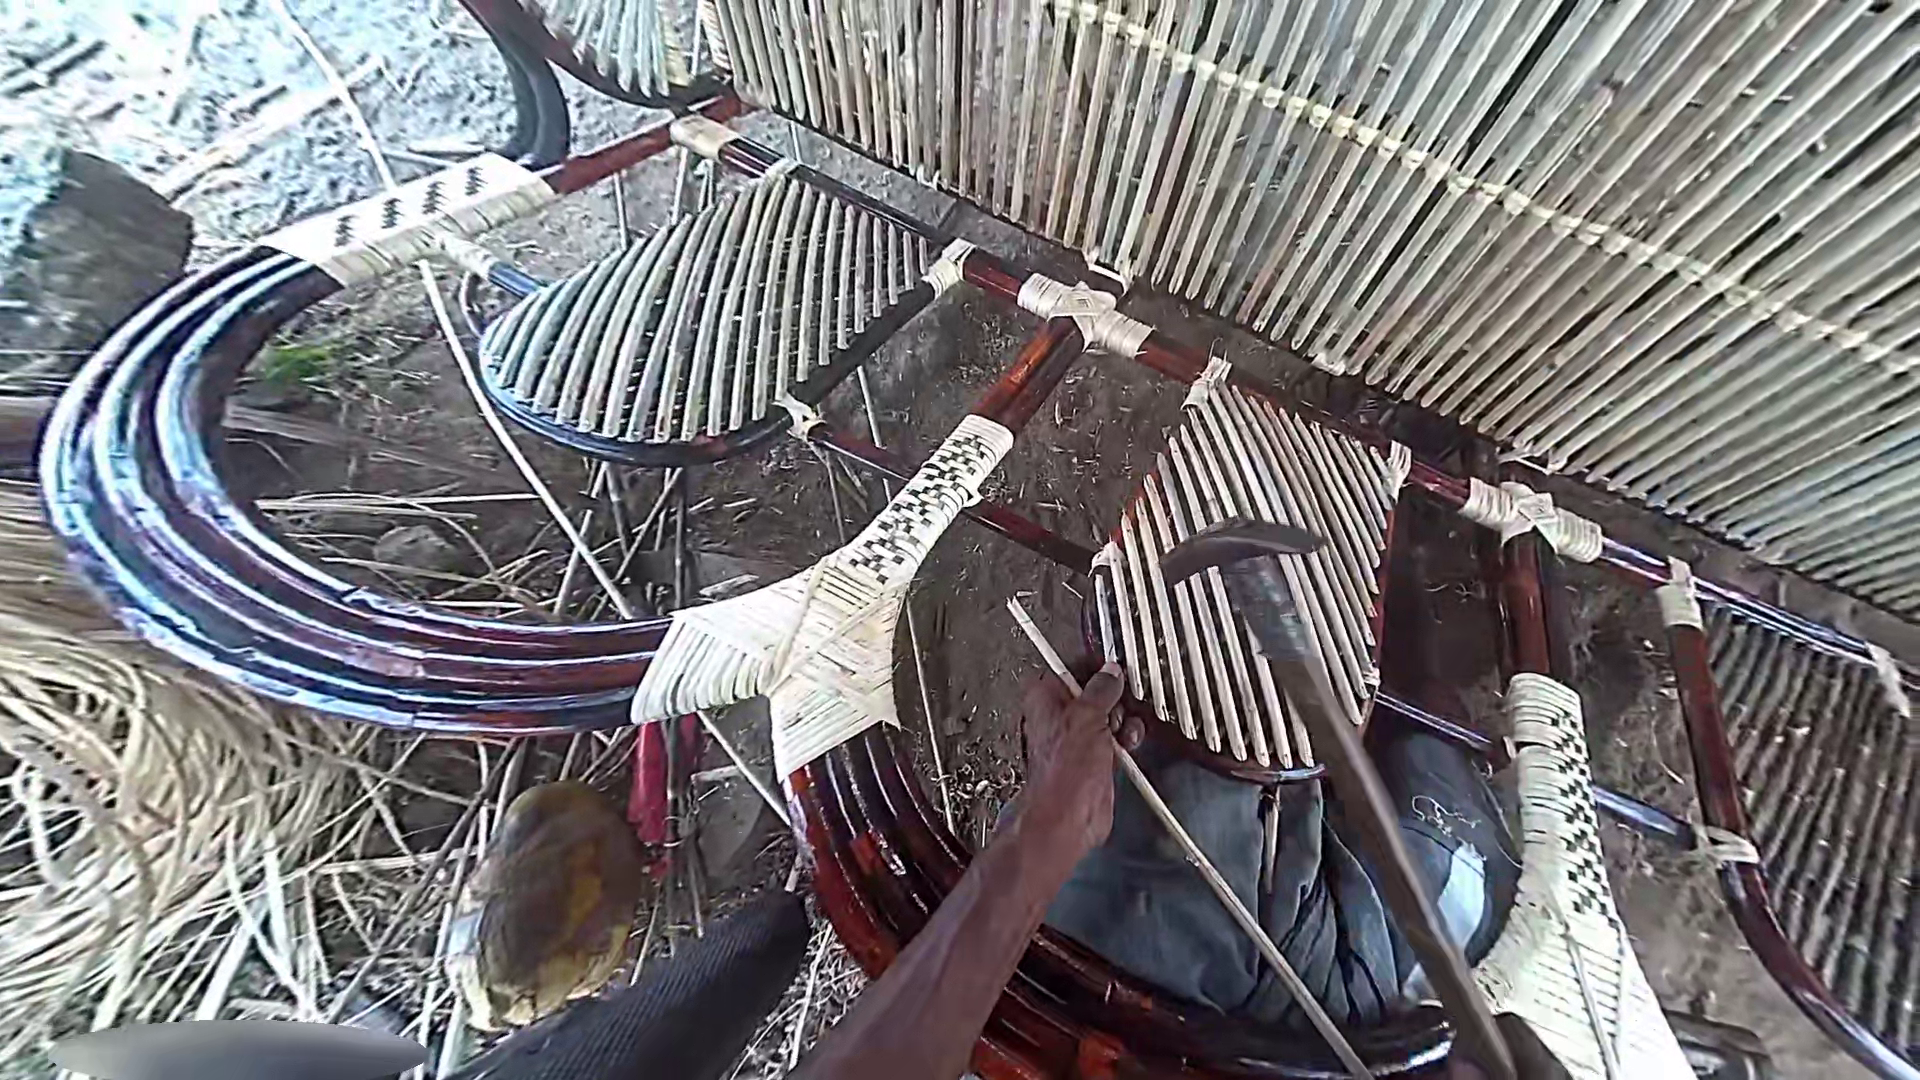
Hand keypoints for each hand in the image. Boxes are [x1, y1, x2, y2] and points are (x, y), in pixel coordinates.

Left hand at [1019, 662, 1136, 853]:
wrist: (1069, 816)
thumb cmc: (1064, 770)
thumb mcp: (1087, 717)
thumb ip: (1101, 690)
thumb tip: (1110, 671)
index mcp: (1046, 697)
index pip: (1073, 668)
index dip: (1096, 668)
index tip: (1115, 668)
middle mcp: (1059, 715)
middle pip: (1095, 692)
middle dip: (1114, 698)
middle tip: (1119, 705)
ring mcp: (1077, 736)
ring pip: (1108, 714)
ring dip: (1123, 720)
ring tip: (1123, 728)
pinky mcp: (1094, 756)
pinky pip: (1115, 737)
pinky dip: (1125, 738)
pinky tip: (1128, 743)